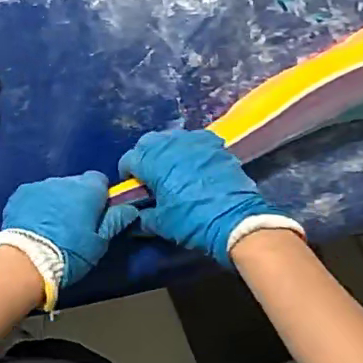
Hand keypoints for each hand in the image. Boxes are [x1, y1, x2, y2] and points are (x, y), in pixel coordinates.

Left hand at [0, 171, 113, 287]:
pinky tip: (33, 224)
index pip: (100, 180)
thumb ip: (115, 221)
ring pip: (55, 189)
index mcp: (88, 190)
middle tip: (75, 224)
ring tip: (52, 226)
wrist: (25, 262)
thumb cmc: (69, 254)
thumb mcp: (99, 244)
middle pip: (76, 183)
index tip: (97, 213)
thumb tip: (130, 208)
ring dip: (57, 201)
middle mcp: (65, 181)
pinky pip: (35, 195)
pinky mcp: (19, 194)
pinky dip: (37, 205)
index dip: (100, 195)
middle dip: (77, 198)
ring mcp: (40, 185)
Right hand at [118, 130, 299, 266]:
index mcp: (152, 161)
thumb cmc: (192, 221)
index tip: (134, 187)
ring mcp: (194, 140)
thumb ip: (144, 216)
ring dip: (168, 151)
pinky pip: (196, 140)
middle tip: (151, 176)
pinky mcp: (214, 143)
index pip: (129, 159)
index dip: (128, 173)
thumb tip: (138, 214)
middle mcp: (170, 144)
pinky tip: (196, 163)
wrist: (235, 219)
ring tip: (173, 169)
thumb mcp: (161, 224)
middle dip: (146, 157)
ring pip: (172, 138)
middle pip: (148, 143)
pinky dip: (191, 149)